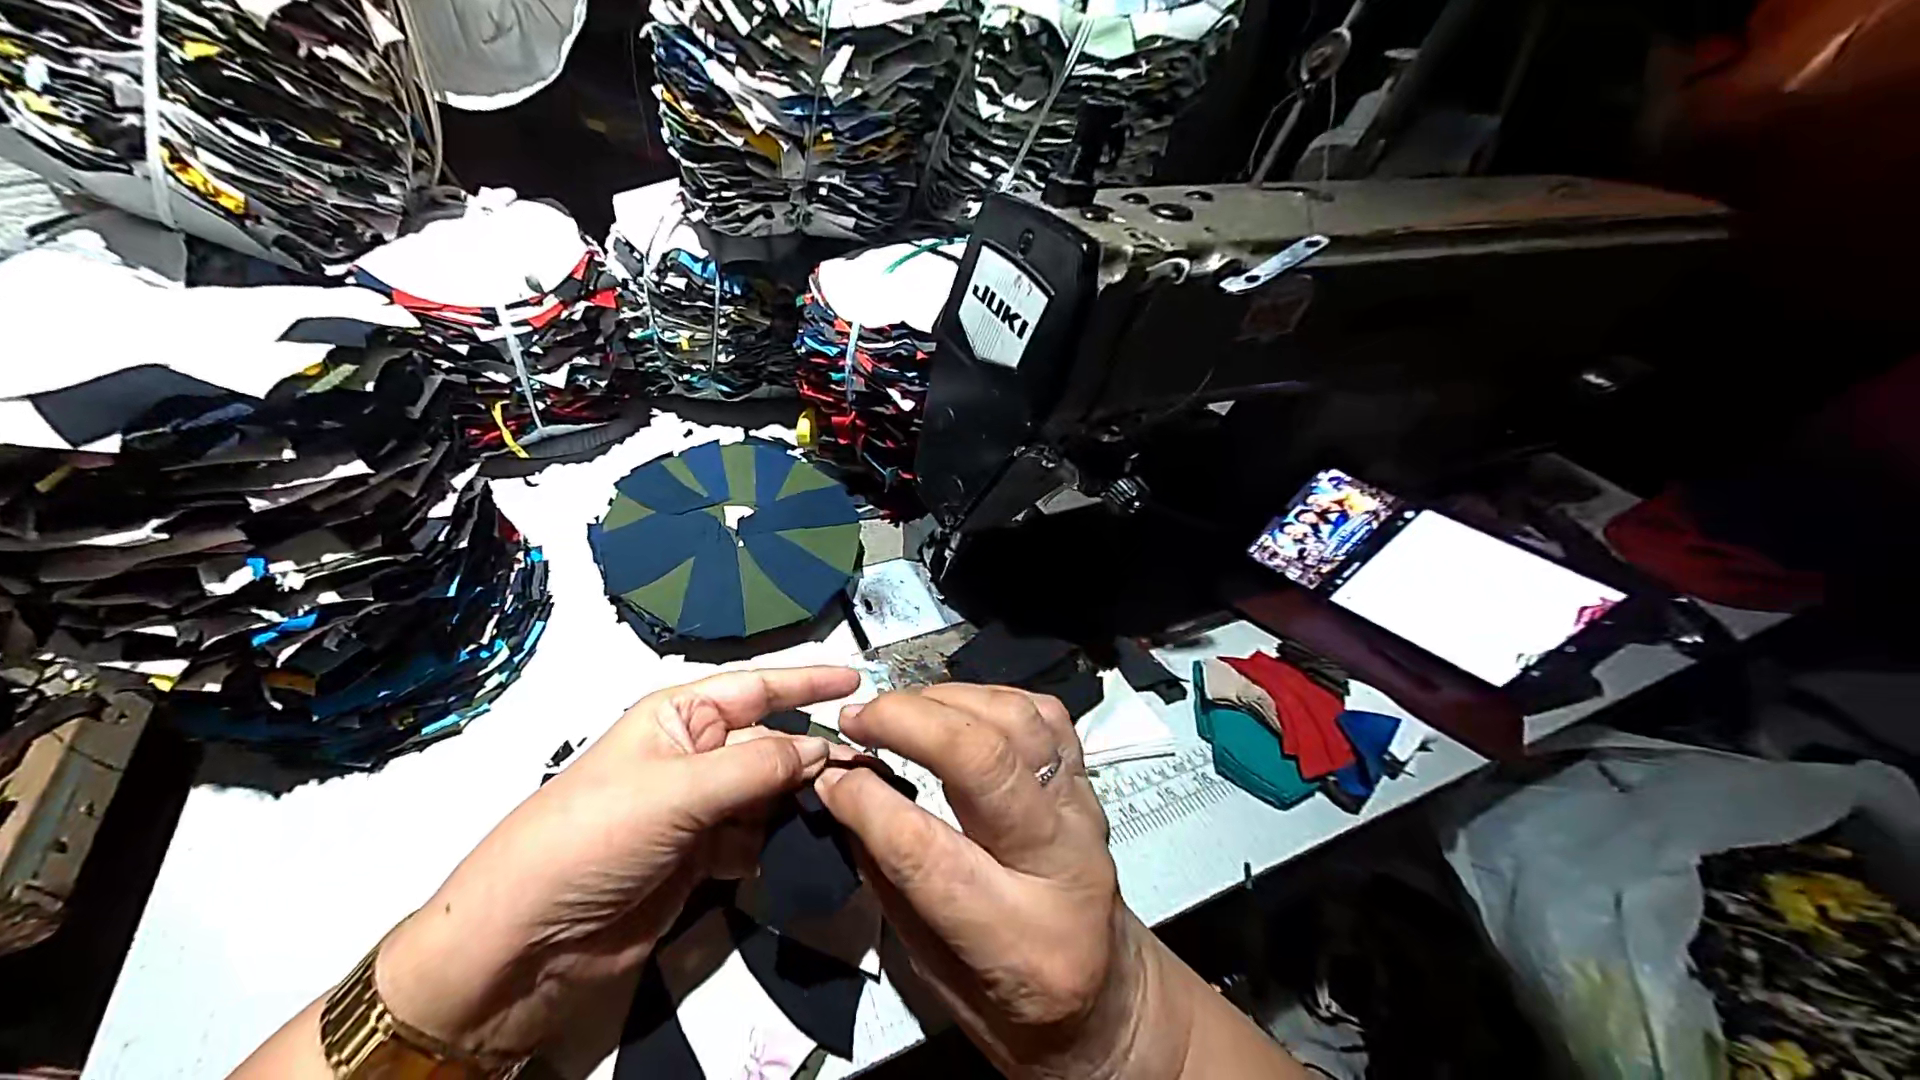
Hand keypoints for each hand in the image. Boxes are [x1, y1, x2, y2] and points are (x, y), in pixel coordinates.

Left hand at [373, 666, 859, 1057]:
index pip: (759, 688)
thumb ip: (758, 768)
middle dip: (815, 753)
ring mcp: (701, 807)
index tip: (857, 680)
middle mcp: (696, 754)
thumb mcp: (677, 791)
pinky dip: (779, 841)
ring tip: (848, 807)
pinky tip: (803, 847)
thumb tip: (823, 750)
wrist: (524, 946)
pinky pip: (758, 836)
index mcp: (682, 717)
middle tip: (870, 765)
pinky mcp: (703, 855)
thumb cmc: (592, 838)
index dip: (809, 681)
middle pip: (773, 743)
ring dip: (803, 800)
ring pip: (771, 792)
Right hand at [811, 685, 1175, 1078]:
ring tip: (897, 709)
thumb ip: (891, 878)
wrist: (1109, 997)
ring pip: (1018, 721)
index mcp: (1021, 940)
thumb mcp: (934, 971)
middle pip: (987, 763)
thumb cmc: (1017, 1007)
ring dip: (946, 700)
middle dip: (910, 724)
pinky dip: (987, 697)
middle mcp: (1063, 860)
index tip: (829, 776)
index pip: (930, 851)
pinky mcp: (1086, 780)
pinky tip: (951, 707)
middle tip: (859, 719)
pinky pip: (1042, 713)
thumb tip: (845, 792)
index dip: (867, 803)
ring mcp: (1082, 808)